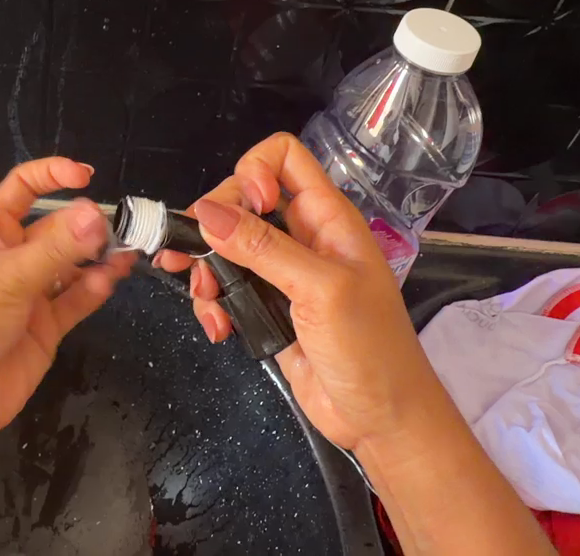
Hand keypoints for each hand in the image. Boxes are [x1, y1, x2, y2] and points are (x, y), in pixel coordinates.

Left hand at [0, 158, 134, 447]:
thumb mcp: (8, 278)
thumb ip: (56, 249)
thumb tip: (98, 214)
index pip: (24, 189)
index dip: (52, 175)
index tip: (86, 176)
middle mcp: (15, 256)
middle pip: (58, 227)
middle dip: (86, 223)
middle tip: (119, 228)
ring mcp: (33, 292)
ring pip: (74, 263)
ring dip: (99, 255)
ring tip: (127, 252)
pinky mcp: (48, 325)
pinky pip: (78, 298)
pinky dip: (95, 288)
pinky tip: (110, 280)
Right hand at [154, 133, 440, 452]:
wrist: (382, 423)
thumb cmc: (368, 348)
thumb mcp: (320, 290)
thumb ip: (262, 248)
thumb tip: (204, 212)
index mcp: (326, 216)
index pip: (283, 156)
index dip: (255, 169)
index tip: (245, 208)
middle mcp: (300, 234)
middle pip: (241, 197)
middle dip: (212, 223)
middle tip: (198, 255)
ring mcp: (280, 269)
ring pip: (225, 240)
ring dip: (205, 266)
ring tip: (205, 298)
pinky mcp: (264, 304)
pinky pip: (225, 282)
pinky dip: (212, 300)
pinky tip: (216, 326)